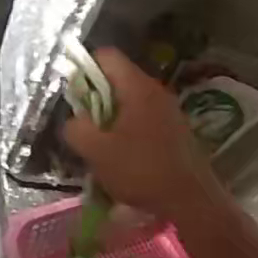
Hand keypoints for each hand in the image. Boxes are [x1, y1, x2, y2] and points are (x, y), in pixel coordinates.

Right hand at [62, 48, 220, 221]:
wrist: (189, 201)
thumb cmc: (140, 171)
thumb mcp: (96, 152)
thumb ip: (76, 129)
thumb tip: (72, 120)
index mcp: (138, 88)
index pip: (106, 56)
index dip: (82, 67)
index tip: (68, 93)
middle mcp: (156, 92)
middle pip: (116, 78)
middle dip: (92, 96)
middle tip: (78, 122)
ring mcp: (168, 110)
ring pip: (127, 100)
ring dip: (107, 115)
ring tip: (95, 141)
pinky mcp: (173, 130)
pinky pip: (140, 117)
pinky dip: (123, 128)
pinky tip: (117, 153)